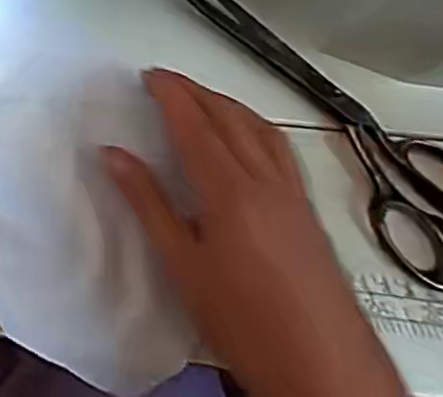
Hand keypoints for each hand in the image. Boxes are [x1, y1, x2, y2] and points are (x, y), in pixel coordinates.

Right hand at [102, 70, 405, 396]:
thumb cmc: (247, 324)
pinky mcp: (313, 220)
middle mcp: (269, 188)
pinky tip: (249, 138)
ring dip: (229, 105)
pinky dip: (257, 128)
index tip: (150, 75)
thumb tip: (113, 155)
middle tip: (166, 80)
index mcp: (232, 193)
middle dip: (197, 92)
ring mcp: (296, 202)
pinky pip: (283, 154)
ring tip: (203, 97)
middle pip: (231, 120)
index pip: (196, 126)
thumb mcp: (182, 264)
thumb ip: (147, 202)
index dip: (171, 95)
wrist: (329, 379)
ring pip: (264, 132)